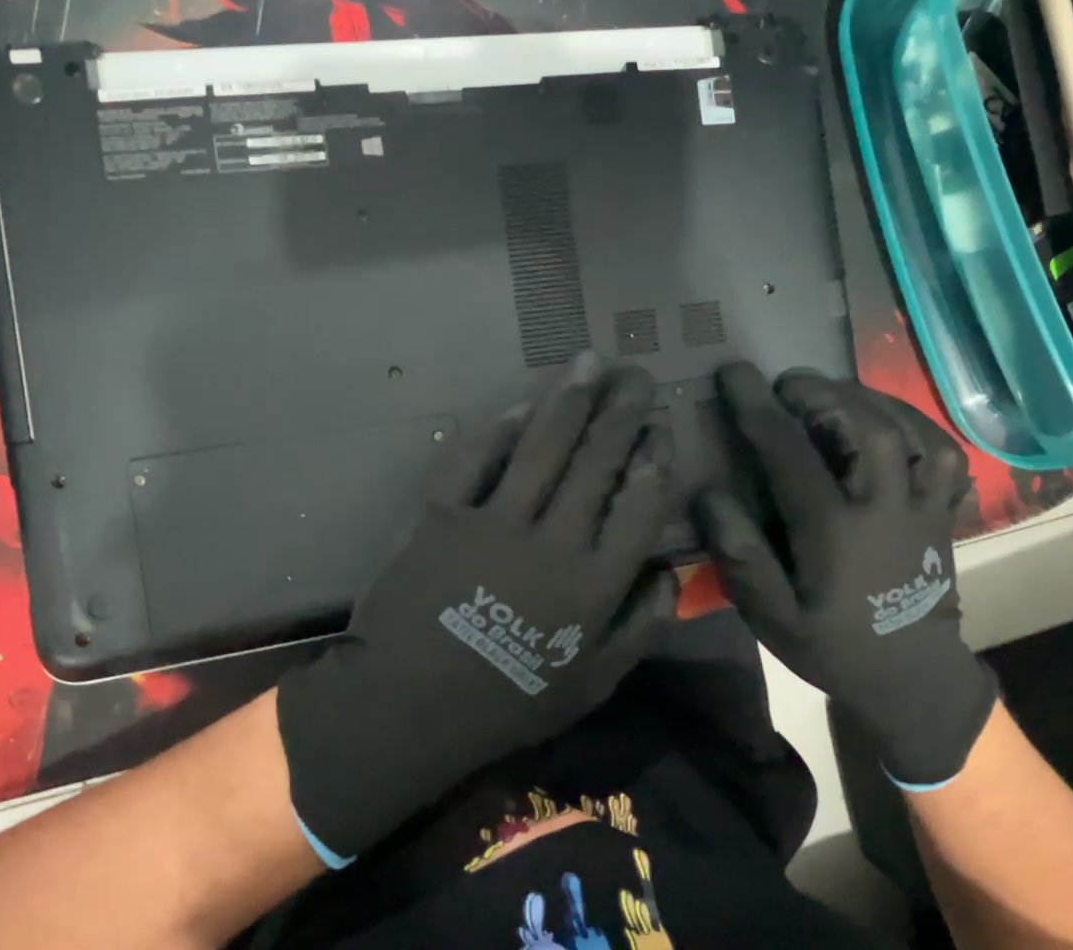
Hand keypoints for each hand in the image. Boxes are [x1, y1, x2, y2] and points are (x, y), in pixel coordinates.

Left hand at [277, 355, 678, 863]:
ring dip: (569, 402)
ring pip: (541, 449)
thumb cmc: (503, 704)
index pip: (639, 507)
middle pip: (596, 463)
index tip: (662, 425)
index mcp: (592, 586)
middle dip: (621, 413)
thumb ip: (638, 631)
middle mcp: (551, 542)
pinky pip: (472, 461)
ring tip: (590, 363)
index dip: (655, 461)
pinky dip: (497, 430)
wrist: (402, 708)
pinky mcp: (440, 515)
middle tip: (636, 374)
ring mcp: (491, 523)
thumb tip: (670, 575)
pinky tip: (520, 405)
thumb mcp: (588, 688)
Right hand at [693, 362, 995, 788]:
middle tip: (786, 383)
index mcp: (837, 533)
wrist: (911, 677)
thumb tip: (709, 494)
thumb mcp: (772, 616)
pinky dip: (915, 421)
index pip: (791, 453)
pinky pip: (943, 450)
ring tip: (830, 391)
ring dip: (866, 398)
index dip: (758, 408)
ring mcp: (924, 507)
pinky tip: (886, 415)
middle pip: (864, 427)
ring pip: (908, 431)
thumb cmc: (832, 647)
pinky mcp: (945, 511)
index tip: (734, 374)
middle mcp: (886, 509)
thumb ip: (741, 554)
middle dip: (821, 393)